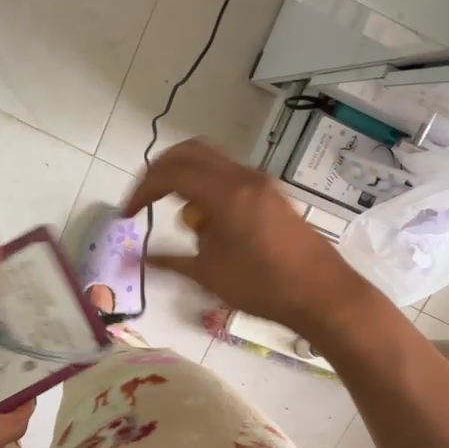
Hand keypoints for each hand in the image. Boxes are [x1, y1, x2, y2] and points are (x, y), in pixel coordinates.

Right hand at [125, 139, 389, 341]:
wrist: (321, 294)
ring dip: (188, 181)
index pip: (171, 173)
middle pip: (191, 153)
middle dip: (161, 172)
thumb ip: (171, 260)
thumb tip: (142, 256)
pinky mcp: (272, 197)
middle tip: (144, 199)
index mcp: (225, 192)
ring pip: (213, 164)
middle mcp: (244, 177)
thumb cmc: (262, 287)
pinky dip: (209, 191)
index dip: (143, 190)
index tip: (128, 214)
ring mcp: (262, 184)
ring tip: (180, 221)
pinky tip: (209, 227)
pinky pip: (231, 179)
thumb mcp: (208, 276)